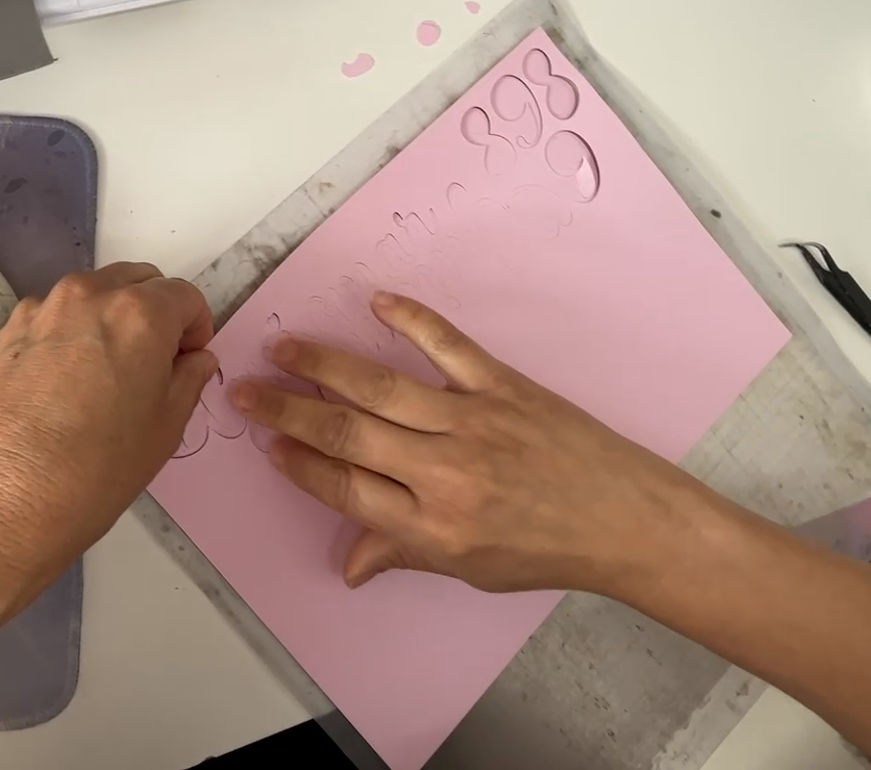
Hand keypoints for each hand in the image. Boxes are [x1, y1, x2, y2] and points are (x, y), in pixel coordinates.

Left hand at [0, 263, 216, 590]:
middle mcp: (92, 294)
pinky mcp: (8, 328)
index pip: (185, 296)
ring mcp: (44, 306)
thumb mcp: (165, 429)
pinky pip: (56, 314)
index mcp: (140, 312)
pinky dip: (72, 331)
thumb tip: (195, 358)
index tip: (187, 362)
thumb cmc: (97, 468)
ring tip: (104, 372)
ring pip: (95, 293)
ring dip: (112, 317)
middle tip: (152, 363)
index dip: (195, 328)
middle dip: (156, 312)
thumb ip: (189, 379)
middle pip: (139, 282)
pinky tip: (62, 381)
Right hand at [233, 291, 701, 594]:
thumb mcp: (468, 568)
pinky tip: (376, 302)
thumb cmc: (544, 549)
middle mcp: (443, 471)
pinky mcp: (501, 385)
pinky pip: (447, 346)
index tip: (265, 441)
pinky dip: (411, 321)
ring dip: (325, 365)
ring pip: (380, 387)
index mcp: (432, 525)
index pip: (344, 488)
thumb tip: (346, 566)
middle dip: (287, 410)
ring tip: (282, 347)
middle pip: (347, 433)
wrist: (626, 521)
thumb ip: (400, 554)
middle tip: (243, 388)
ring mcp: (471, 421)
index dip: (297, 463)